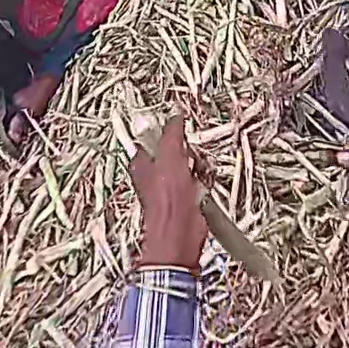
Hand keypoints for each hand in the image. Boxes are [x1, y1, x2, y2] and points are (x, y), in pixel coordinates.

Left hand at [130, 114, 207, 271]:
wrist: (181, 233)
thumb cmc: (167, 200)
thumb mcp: (169, 156)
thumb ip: (172, 133)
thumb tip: (176, 114)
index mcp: (143, 162)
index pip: (157, 138)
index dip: (170, 135)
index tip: (180, 134)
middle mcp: (156, 173)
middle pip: (178, 149)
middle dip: (189, 153)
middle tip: (190, 159)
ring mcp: (173, 186)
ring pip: (192, 163)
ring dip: (200, 167)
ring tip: (199, 175)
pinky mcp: (189, 196)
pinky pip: (201, 179)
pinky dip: (205, 181)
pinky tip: (204, 186)